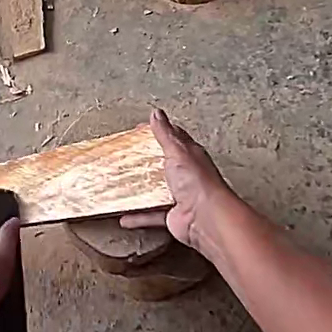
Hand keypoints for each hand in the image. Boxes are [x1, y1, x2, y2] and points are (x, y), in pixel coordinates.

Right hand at [122, 109, 243, 257]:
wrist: (206, 218)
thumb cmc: (199, 182)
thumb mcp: (177, 151)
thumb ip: (165, 133)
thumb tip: (157, 113)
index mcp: (190, 155)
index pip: (174, 138)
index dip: (160, 131)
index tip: (142, 129)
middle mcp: (187, 174)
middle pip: (165, 164)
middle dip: (149, 160)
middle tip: (130, 155)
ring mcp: (180, 195)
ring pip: (157, 190)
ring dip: (142, 189)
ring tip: (124, 184)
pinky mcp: (173, 215)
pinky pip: (152, 215)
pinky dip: (138, 217)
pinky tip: (125, 217)